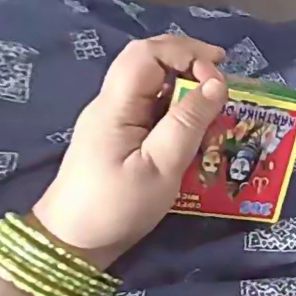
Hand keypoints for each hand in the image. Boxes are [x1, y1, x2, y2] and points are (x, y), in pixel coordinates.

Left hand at [31, 35, 228, 268]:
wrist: (73, 242)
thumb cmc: (117, 206)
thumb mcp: (161, 167)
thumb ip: (188, 123)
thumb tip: (216, 83)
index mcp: (116, 105)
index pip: (148, 54)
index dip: (187, 54)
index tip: (219, 79)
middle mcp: (112, 102)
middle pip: (147, 59)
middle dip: (188, 59)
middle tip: (222, 74)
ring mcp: (113, 118)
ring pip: (150, 81)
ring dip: (184, 82)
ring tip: (214, 99)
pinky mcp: (119, 135)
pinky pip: (150, 105)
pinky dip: (176, 104)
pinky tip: (194, 123)